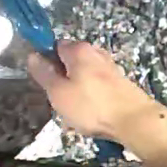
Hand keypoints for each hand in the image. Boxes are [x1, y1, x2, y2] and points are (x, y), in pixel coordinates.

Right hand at [25, 41, 158, 140]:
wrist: (134, 121)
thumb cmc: (91, 106)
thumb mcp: (58, 92)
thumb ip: (44, 73)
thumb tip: (32, 56)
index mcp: (78, 50)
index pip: (55, 46)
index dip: (47, 62)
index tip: (45, 82)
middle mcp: (96, 52)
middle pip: (71, 61)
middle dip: (63, 78)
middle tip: (59, 99)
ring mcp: (110, 67)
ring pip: (84, 75)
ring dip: (77, 89)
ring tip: (76, 111)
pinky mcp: (120, 82)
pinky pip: (97, 86)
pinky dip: (92, 96)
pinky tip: (92, 113)